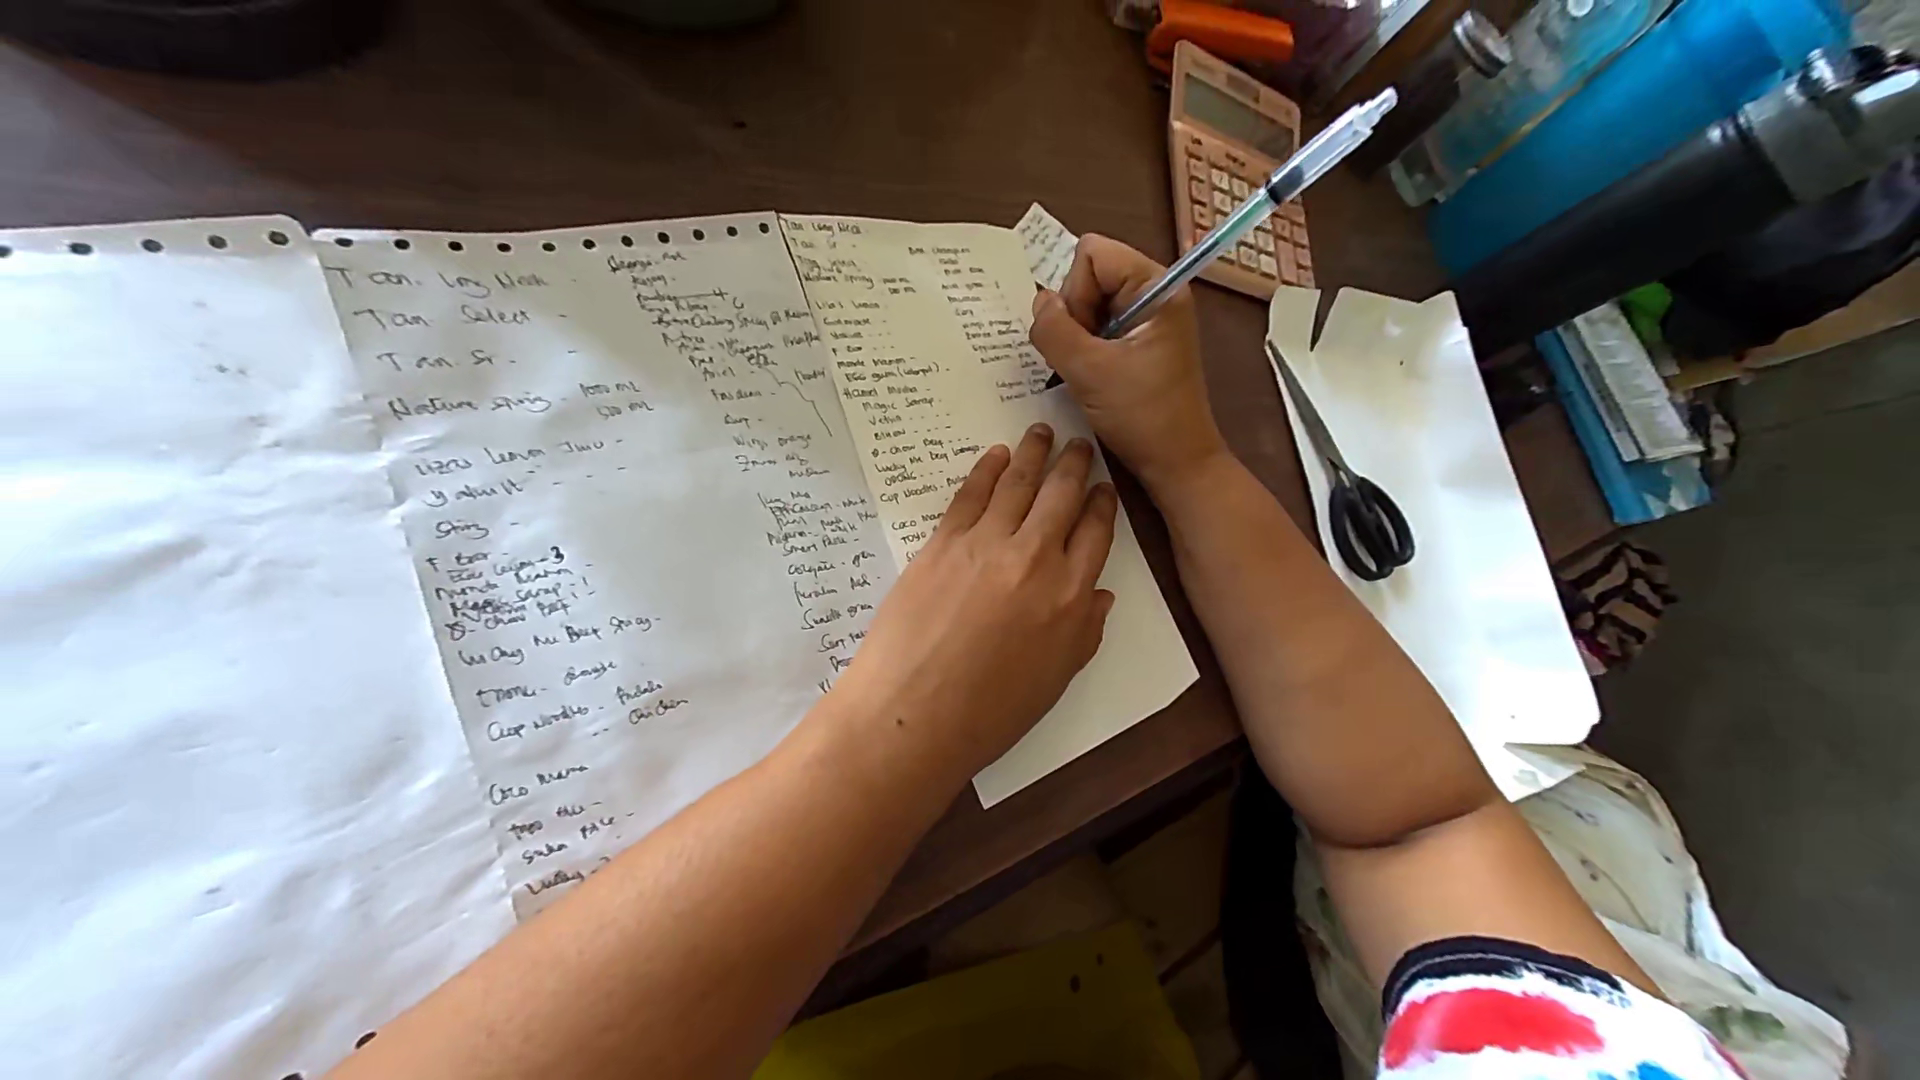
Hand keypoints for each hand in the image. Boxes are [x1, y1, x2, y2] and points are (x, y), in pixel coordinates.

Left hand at [828, 424, 1117, 781]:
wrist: (915, 714)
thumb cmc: (990, 712)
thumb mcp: (1054, 680)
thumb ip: (1084, 632)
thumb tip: (1100, 593)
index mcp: (1070, 596)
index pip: (1095, 533)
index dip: (1101, 504)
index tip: (1102, 486)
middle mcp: (1035, 559)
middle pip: (1061, 497)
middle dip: (1074, 464)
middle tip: (1079, 443)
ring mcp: (986, 546)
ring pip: (1019, 485)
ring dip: (1034, 453)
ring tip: (1042, 431)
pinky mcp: (943, 543)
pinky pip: (971, 495)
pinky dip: (987, 470)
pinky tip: (997, 455)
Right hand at [1028, 234, 1229, 494]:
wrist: (1176, 462)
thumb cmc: (1142, 416)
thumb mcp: (1089, 371)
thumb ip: (1054, 330)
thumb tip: (1038, 301)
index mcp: (1156, 287)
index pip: (1092, 253)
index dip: (1074, 291)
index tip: (1083, 335)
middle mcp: (1152, 295)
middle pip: (1088, 276)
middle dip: (1074, 315)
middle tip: (1084, 358)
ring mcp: (1144, 321)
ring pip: (1087, 305)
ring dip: (1076, 337)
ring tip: (1087, 372)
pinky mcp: (1136, 344)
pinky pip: (1095, 329)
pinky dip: (1083, 350)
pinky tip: (1088, 377)